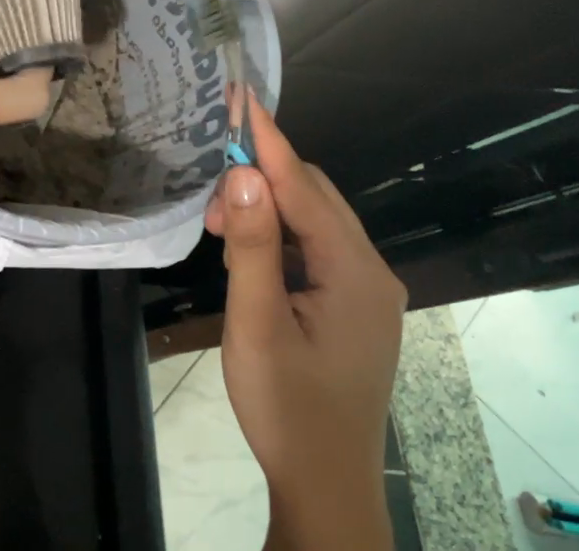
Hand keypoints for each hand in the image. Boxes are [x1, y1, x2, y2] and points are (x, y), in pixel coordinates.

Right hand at [205, 96, 406, 547]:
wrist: (325, 482)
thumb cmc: (286, 406)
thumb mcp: (257, 324)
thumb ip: (253, 247)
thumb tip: (241, 175)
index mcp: (355, 272)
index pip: (304, 187)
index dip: (267, 141)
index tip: (239, 96)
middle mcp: (372, 271)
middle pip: (316, 197)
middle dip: (261, 177)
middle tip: (206, 184)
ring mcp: (367, 291)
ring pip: (315, 222)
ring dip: (268, 208)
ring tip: (218, 225)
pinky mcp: (354, 307)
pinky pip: (316, 249)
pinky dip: (279, 235)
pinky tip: (247, 250)